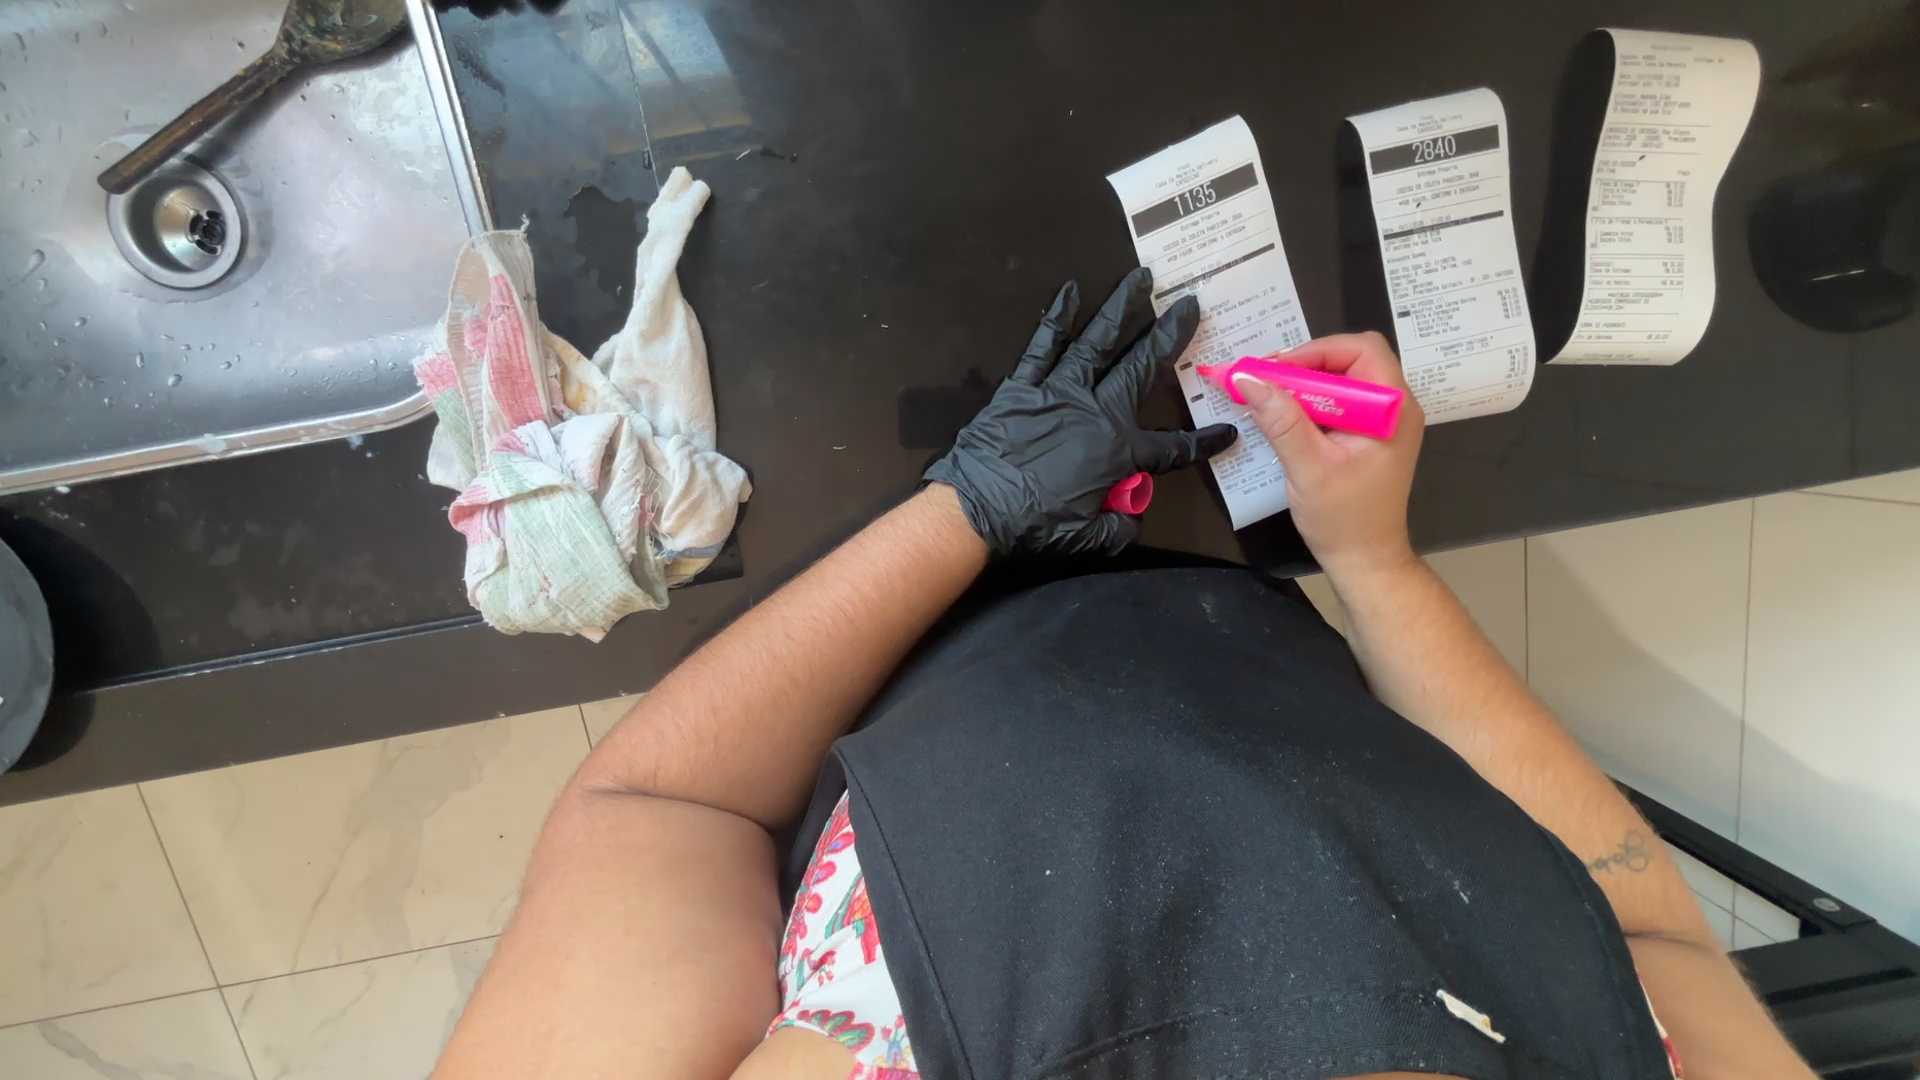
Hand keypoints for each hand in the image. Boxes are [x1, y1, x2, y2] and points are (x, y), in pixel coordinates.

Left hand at [924, 269, 1238, 555]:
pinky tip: (1069, 291)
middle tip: (1189, 304)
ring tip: (1141, 277)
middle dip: (1170, 335)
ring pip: (1097, 342)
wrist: (976, 510)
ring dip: (1121, 308)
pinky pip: (1042, 347)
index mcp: (1118, 451)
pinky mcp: (1023, 387)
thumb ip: (1119, 528)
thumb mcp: (1089, 539)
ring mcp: (1058, 392)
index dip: (1202, 442)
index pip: (1171, 447)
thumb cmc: (1034, 526)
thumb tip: (1131, 518)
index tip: (1226, 431)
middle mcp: (1096, 411)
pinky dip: (1056, 319)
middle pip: (1141, 367)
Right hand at [1235, 332, 1424, 576]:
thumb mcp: (1307, 468)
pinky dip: (1308, 401)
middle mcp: (1394, 406)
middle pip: (1350, 359)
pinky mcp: (1368, 433)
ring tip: (1267, 396)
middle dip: (1303, 364)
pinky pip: (1339, 401)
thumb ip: (1281, 421)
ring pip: (1342, 379)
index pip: (1360, 351)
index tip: (1274, 370)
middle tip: (1263, 380)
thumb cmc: (1342, 517)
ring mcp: (1383, 420)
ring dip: (1302, 383)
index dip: (1314, 351)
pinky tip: (1283, 414)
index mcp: (1391, 409)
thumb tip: (1249, 379)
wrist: (1364, 556)